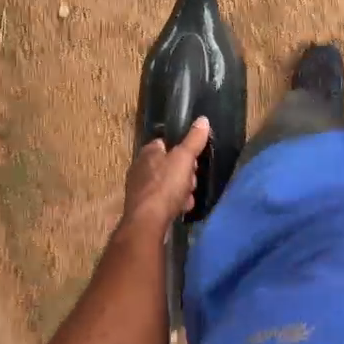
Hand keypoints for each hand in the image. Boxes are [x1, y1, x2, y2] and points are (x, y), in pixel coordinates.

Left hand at [120, 116, 210, 237]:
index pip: (167, 144)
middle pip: (169, 166)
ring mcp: (140, 190)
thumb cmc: (165, 186)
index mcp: (148, 152)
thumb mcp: (184, 158)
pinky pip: (163, 202)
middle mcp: (140, 168)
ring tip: (188, 199)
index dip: (182, 150)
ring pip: (168, 185)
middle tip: (191, 181)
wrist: (147, 224)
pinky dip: (174, 205)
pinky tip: (181, 211)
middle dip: (185, 174)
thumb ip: (194, 139)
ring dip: (181, 191)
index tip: (194, 159)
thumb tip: (203, 119)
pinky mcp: (143, 209)